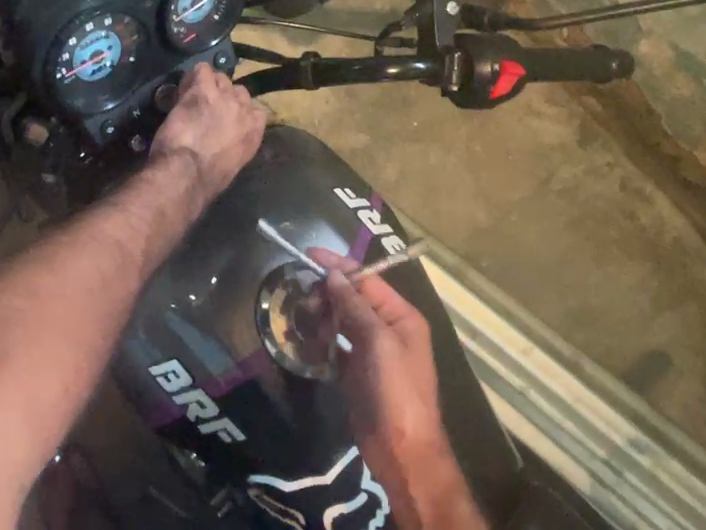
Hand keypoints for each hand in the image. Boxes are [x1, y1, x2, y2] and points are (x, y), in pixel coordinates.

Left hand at [149, 64, 266, 200]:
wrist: (188, 172)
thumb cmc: (205, 179)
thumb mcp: (230, 164)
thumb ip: (233, 146)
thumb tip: (223, 143)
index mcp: (254, 133)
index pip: (256, 111)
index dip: (238, 111)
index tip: (225, 117)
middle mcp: (245, 111)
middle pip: (239, 91)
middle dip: (224, 97)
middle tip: (206, 106)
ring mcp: (225, 97)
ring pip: (221, 77)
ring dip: (208, 85)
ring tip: (192, 96)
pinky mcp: (203, 89)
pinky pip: (201, 69)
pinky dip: (192, 77)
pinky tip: (183, 88)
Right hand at [307, 248, 482, 529]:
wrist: (402, 451)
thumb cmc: (396, 392)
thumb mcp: (378, 343)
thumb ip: (355, 306)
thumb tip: (333, 275)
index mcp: (401, 317)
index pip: (367, 280)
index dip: (338, 266)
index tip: (308, 255)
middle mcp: (388, 329)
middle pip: (353, 297)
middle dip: (328, 293)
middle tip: (303, 296)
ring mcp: (372, 351)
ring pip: (342, 319)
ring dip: (323, 315)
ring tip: (304, 318)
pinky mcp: (357, 371)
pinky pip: (336, 344)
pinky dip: (322, 338)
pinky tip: (307, 339)